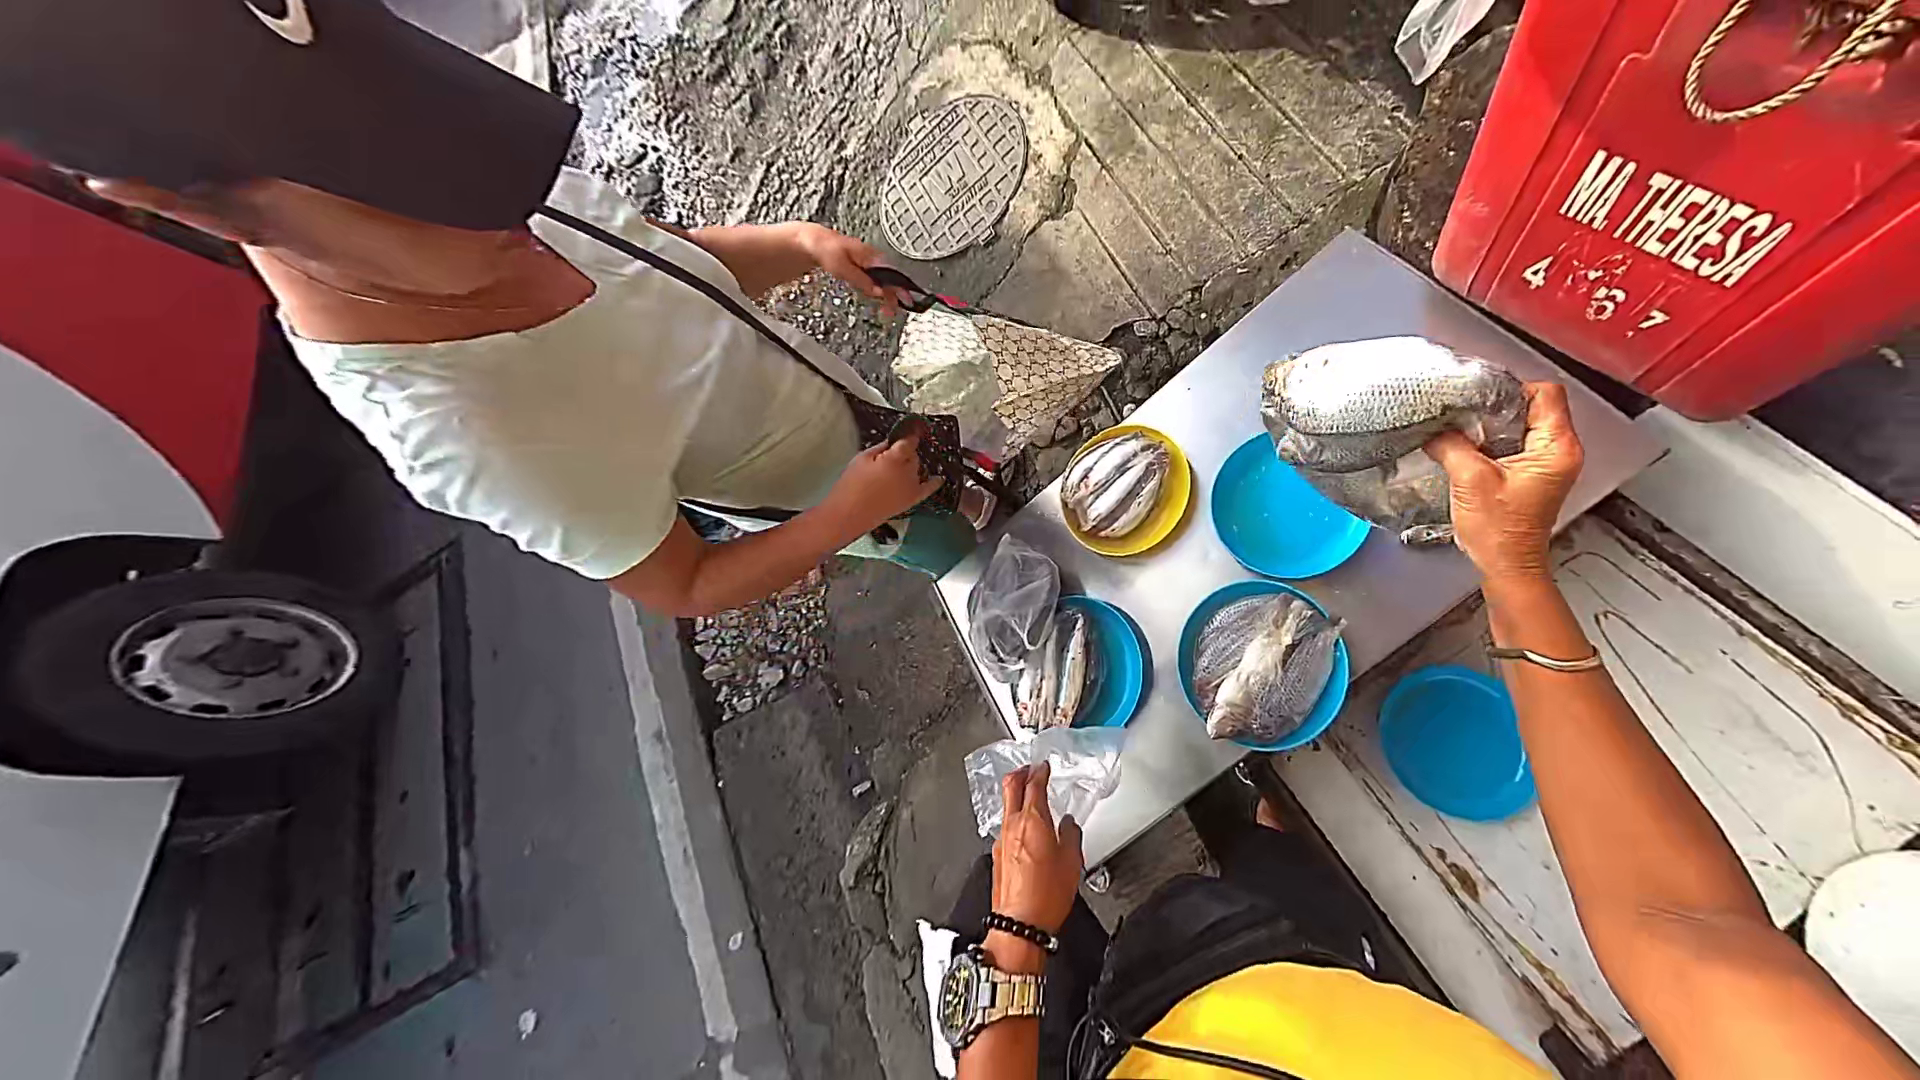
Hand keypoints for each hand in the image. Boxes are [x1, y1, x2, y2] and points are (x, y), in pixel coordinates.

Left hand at [790, 223, 911, 315]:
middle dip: (895, 295)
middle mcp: (872, 259)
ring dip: (887, 295)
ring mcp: (867, 264)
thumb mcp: (843, 267)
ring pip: (883, 281)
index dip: (900, 288)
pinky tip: (879, 298)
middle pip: (889, 279)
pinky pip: (875, 280)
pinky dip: (879, 291)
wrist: (814, 243)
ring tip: (889, 310)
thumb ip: (862, 281)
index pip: (892, 274)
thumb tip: (878, 291)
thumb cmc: (827, 250)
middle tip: (895, 310)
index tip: (906, 300)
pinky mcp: (862, 268)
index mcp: (871, 257)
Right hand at [823, 433, 942, 532]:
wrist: (850, 514)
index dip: (909, 433)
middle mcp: (909, 471)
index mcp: (896, 457)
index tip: (911, 427)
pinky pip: (929, 488)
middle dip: (904, 453)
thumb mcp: (862, 458)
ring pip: (917, 468)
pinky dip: (934, 482)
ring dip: (910, 466)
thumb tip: (891, 443)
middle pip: (913, 455)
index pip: (909, 440)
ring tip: (894, 469)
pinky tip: (939, 478)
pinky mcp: (912, 499)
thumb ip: (880, 448)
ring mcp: (913, 486)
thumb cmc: (852, 485)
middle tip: (887, 456)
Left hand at [991, 762, 1084, 934]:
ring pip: (1006, 806)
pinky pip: (1005, 826)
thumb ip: (1071, 835)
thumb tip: (1069, 824)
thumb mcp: (1072, 861)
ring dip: (1016, 795)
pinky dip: (1014, 819)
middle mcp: (1013, 824)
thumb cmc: (1046, 895)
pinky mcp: (997, 854)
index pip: (1034, 784)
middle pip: (1011, 786)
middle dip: (1020, 773)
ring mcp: (1002, 839)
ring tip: (1027, 796)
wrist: (1020, 923)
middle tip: (1029, 769)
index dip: (1039, 771)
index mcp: (1033, 820)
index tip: (1043, 766)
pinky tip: (1024, 829)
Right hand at [1424, 381, 1584, 585]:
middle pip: (1531, 407)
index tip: (1476, 398)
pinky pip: (1510, 445)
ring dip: (1488, 427)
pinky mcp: (1528, 474)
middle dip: (1493, 408)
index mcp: (1557, 448)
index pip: (1545, 395)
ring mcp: (1545, 463)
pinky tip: (1464, 450)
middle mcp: (1559, 451)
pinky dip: (1487, 443)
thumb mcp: (1469, 480)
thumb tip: (1434, 428)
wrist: (1505, 563)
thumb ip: (1452, 446)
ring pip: (1518, 426)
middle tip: (1460, 416)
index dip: (1510, 390)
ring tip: (1458, 433)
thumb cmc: (1498, 529)